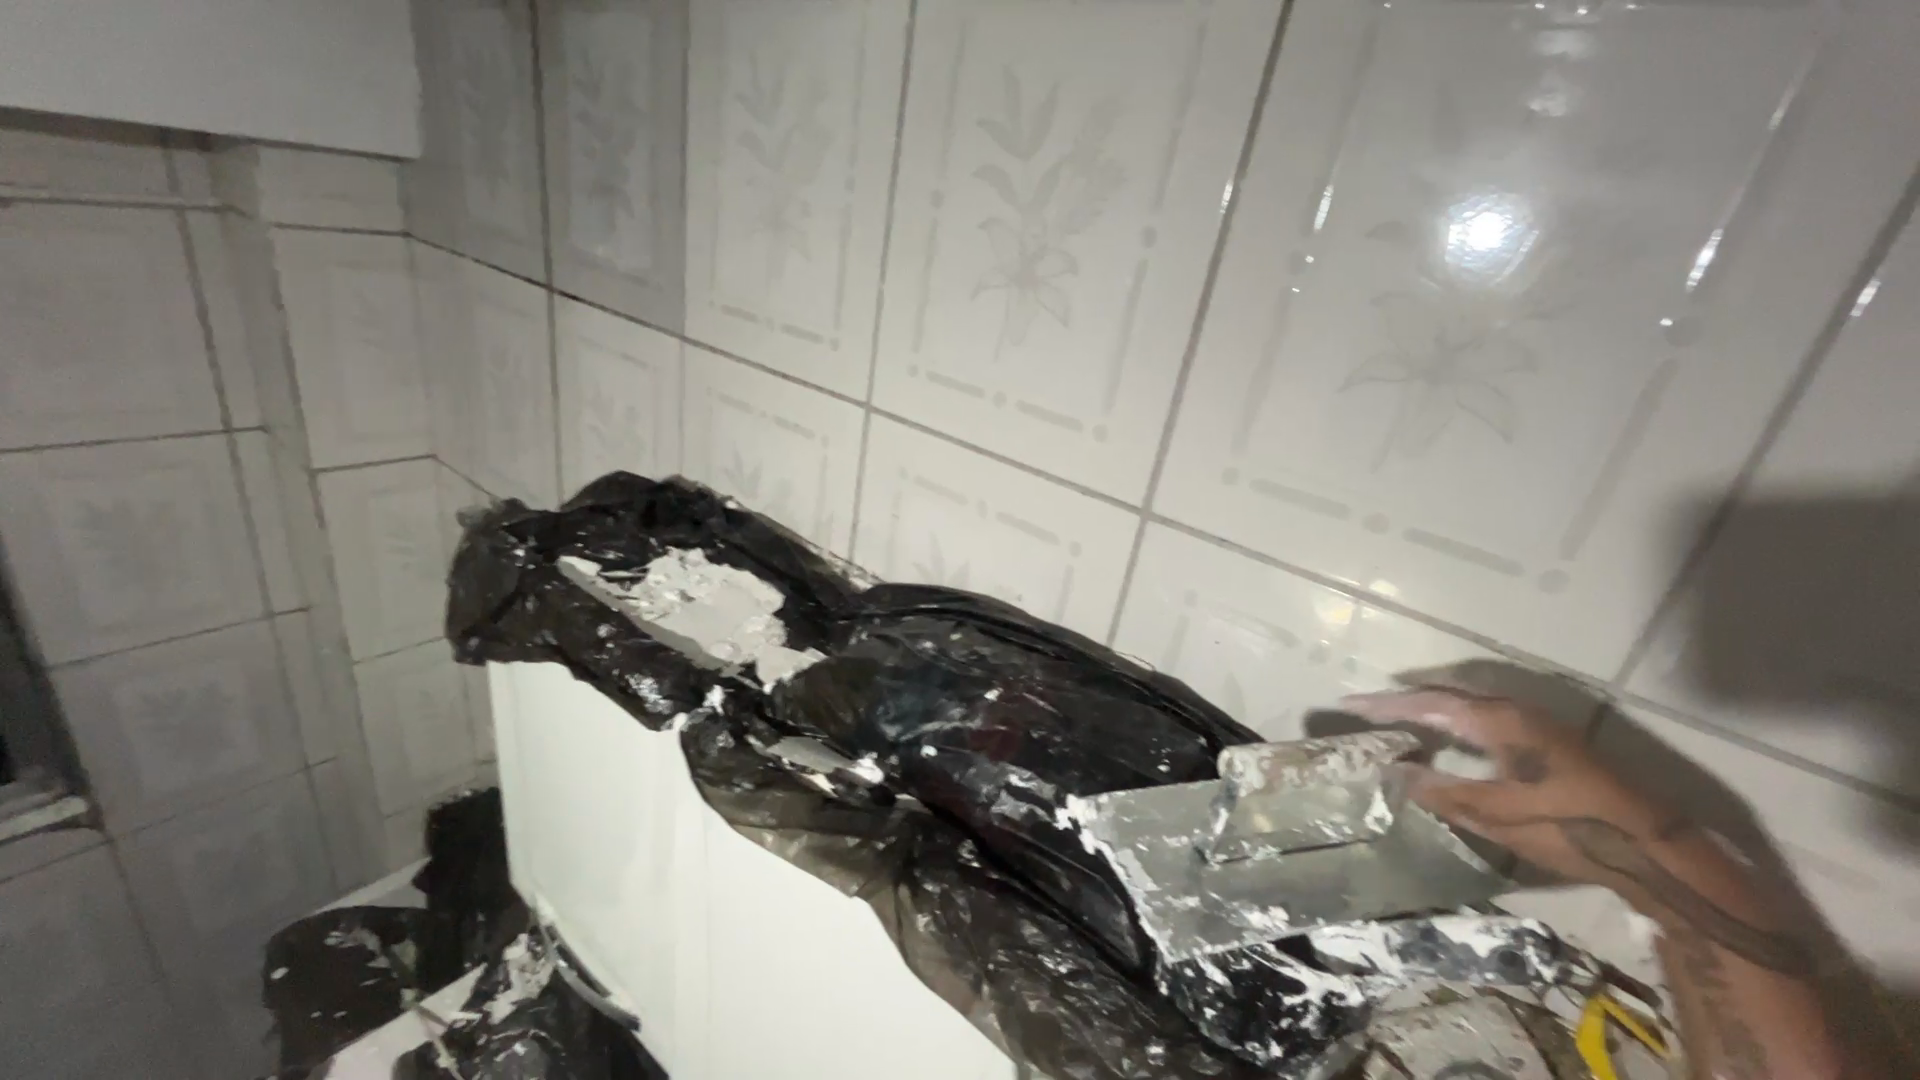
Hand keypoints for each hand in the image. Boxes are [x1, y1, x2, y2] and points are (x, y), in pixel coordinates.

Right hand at [1339, 687, 1810, 977]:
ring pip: (1467, 706)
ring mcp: (1536, 724)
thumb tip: (1392, 770)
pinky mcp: (1549, 741)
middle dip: (1403, 702)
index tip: (1349, 702)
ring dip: (1429, 710)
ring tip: (1396, 719)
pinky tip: (1446, 738)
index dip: (1386, 704)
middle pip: (1446, 698)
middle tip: (1366, 708)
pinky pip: (1484, 718)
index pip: (1428, 704)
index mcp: (1499, 721)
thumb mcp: (1497, 816)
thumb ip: (1441, 790)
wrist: (1656, 849)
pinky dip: (1453, 721)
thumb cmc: (1570, 828)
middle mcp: (1515, 712)